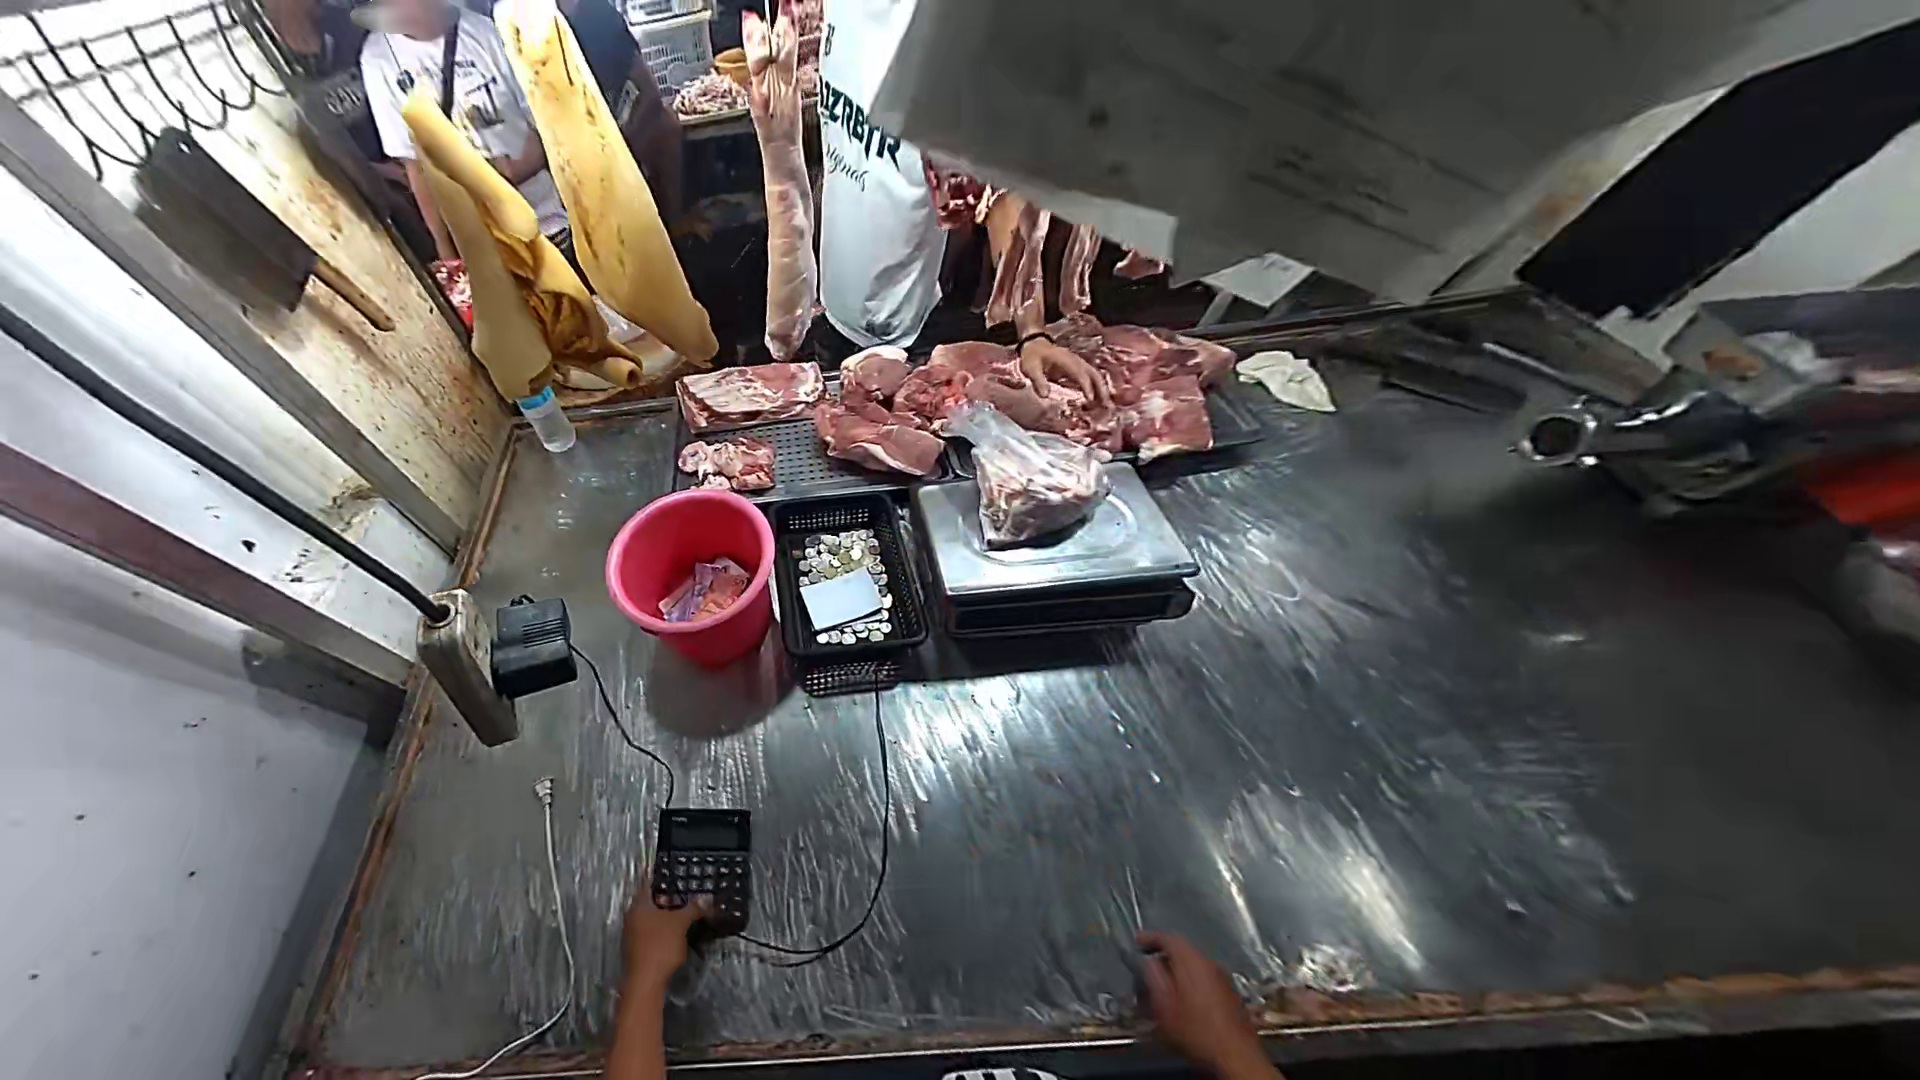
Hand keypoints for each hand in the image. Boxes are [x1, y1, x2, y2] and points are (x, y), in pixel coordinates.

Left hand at [622, 869, 711, 990]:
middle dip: (667, 893)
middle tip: (684, 885)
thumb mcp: (682, 923)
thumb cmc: (660, 946)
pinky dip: (664, 925)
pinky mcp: (638, 949)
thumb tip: (707, 897)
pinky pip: (653, 929)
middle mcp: (632, 918)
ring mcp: (633, 935)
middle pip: (650, 899)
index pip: (647, 882)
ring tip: (686, 905)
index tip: (667, 864)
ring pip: (652, 916)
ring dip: (667, 911)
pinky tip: (679, 926)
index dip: (658, 872)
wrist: (645, 984)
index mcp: (639, 907)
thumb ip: (694, 907)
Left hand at [1019, 339, 1108, 406]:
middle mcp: (1075, 361)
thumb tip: (1046, 395)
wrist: (1034, 343)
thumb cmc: (1032, 355)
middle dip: (1101, 388)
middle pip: (1094, 374)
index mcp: (1066, 360)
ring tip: (1105, 404)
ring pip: (1094, 375)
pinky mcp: (1076, 367)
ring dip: (1101, 388)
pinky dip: (1095, 386)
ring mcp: (1077, 363)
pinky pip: (1089, 376)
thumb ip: (1038, 381)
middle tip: (1106, 404)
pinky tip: (1096, 398)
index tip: (1090, 399)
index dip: (1086, 386)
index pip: (1080, 374)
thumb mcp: (1031, 368)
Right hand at [1137, 932, 1276, 1079]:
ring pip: (1192, 967)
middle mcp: (1209, 963)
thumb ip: (1152, 977)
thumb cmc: (1197, 1031)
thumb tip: (1146, 962)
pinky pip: (1204, 980)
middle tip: (1147, 972)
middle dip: (1162, 959)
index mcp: (1191, 959)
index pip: (1167, 937)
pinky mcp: (1230, 995)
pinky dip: (1190, 985)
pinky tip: (1184, 1005)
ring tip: (1163, 992)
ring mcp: (1222, 979)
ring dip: (1176, 974)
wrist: (1238, 1058)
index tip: (1137, 943)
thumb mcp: (1164, 1005)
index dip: (1149, 938)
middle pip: (1181, 951)